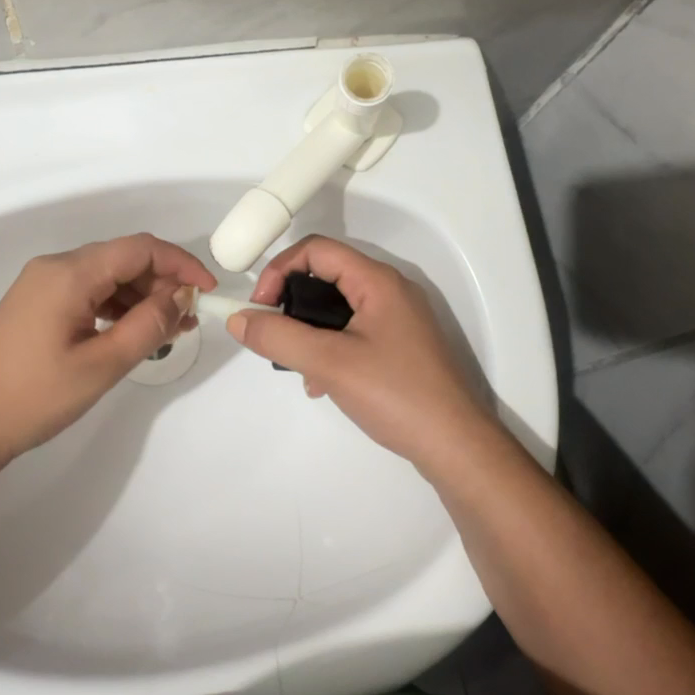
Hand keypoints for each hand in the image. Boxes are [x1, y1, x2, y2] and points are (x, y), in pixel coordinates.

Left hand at [0, 233, 215, 476]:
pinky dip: (117, 307)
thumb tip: (181, 297)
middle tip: (192, 318)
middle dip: (163, 282)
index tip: (208, 291)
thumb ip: (149, 325)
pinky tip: (135, 331)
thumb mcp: (102, 364)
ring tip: (172, 330)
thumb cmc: (34, 396)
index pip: (139, 248)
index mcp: (70, 273)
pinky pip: (88, 292)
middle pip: (123, 258)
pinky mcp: (37, 304)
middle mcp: (55, 267)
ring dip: (141, 296)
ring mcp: (42, 285)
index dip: (180, 264)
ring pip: (107, 276)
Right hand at [229, 236, 499, 471]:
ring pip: (338, 307)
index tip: (260, 308)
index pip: (316, 250)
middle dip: (292, 303)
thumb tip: (239, 319)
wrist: (455, 444)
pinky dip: (330, 348)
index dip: (279, 270)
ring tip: (298, 367)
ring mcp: (399, 319)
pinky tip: (323, 384)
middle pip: (326, 276)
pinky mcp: (402, 346)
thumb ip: (279, 337)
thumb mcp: (328, 363)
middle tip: (274, 336)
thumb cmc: (394, 394)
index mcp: (377, 281)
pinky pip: (354, 331)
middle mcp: (390, 291)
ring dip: (309, 330)